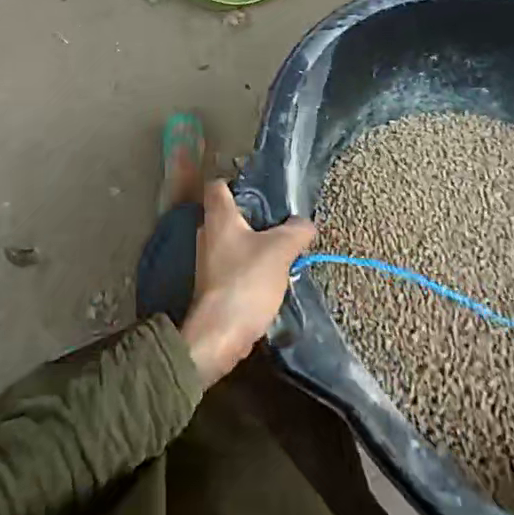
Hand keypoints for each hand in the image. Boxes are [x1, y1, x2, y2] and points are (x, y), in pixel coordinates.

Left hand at [179, 179, 315, 387]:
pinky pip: (235, 264)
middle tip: (282, 222)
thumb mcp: (279, 251)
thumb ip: (295, 231)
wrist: (220, 332)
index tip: (262, 191)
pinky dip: (252, 266)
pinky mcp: (215, 283)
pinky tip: (273, 276)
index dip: (237, 182)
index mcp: (218, 216)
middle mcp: (208, 233)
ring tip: (284, 250)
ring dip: (256, 244)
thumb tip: (305, 223)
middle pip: (229, 213)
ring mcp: (209, 260)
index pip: (218, 185)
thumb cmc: (246, 281)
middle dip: (255, 216)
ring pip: (234, 241)